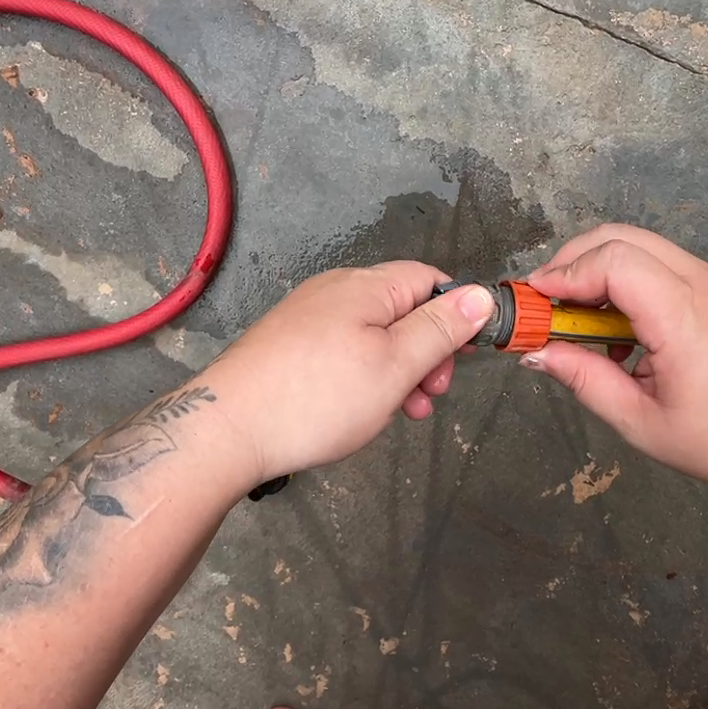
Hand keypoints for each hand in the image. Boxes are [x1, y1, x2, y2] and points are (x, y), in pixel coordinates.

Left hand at [199, 263, 497, 484]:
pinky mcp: (288, 343)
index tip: (462, 359)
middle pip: (401, 308)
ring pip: (373, 334)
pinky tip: (360, 409)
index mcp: (365, 285)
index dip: (455, 314)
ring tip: (402, 413)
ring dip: (398, 370)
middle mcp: (335, 289)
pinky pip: (343, 348)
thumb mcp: (395, 365)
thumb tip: (481, 294)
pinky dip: (364, 374)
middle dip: (426, 351)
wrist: (226, 430)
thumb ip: (440, 328)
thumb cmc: (319, 398)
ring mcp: (307, 316)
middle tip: (430, 397)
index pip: (428, 278)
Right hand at [520, 224, 707, 500]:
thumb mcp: (640, 423)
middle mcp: (703, 284)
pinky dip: (627, 277)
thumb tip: (534, 354)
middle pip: (622, 236)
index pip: (614, 261)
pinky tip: (620, 324)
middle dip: (573, 259)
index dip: (566, 273)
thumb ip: (583, 380)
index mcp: (685, 319)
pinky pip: (662, 262)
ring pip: (641, 243)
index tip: (534, 299)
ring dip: (599, 266)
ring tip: (579, 315)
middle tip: (546, 299)